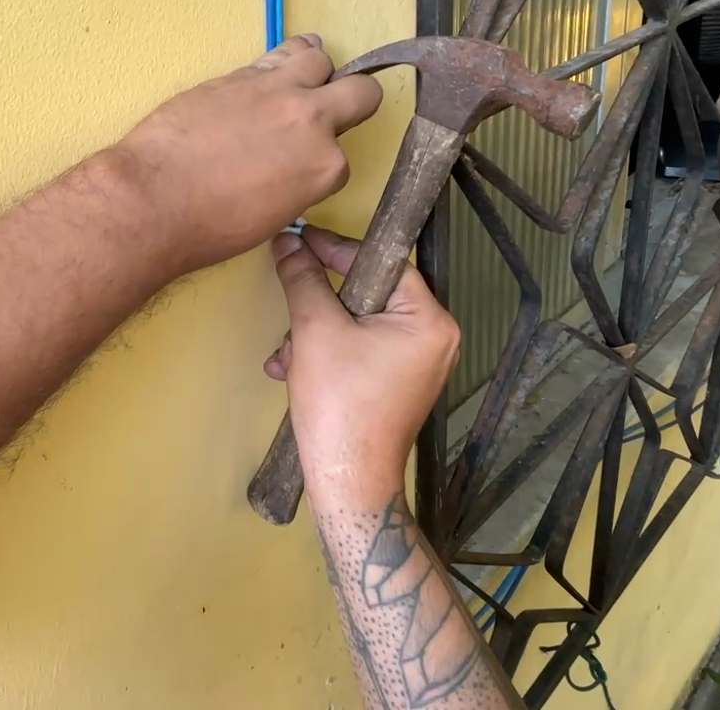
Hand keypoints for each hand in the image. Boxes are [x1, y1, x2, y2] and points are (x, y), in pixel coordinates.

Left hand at [108, 35, 382, 272]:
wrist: (154, 199)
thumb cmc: (209, 226)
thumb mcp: (271, 216)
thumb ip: (295, 183)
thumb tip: (286, 166)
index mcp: (325, 167)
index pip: (342, 157)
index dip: (321, 163)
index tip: (299, 167)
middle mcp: (312, 121)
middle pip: (361, 92)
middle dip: (351, 101)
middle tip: (326, 112)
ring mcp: (276, 91)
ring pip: (317, 57)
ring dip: (313, 70)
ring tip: (295, 83)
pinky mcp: (239, 75)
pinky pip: (275, 55)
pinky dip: (279, 62)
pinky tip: (271, 70)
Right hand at [266, 225, 459, 504]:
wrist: (346, 480)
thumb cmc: (339, 401)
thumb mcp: (314, 329)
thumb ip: (302, 278)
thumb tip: (288, 242)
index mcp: (429, 320)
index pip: (383, 262)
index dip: (338, 249)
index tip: (301, 239)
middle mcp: (432, 339)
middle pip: (366, 295)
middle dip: (318, 304)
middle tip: (291, 303)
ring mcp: (415, 365)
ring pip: (355, 324)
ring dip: (313, 333)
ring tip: (287, 356)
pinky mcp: (395, 384)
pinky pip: (358, 349)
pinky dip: (324, 353)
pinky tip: (292, 370)